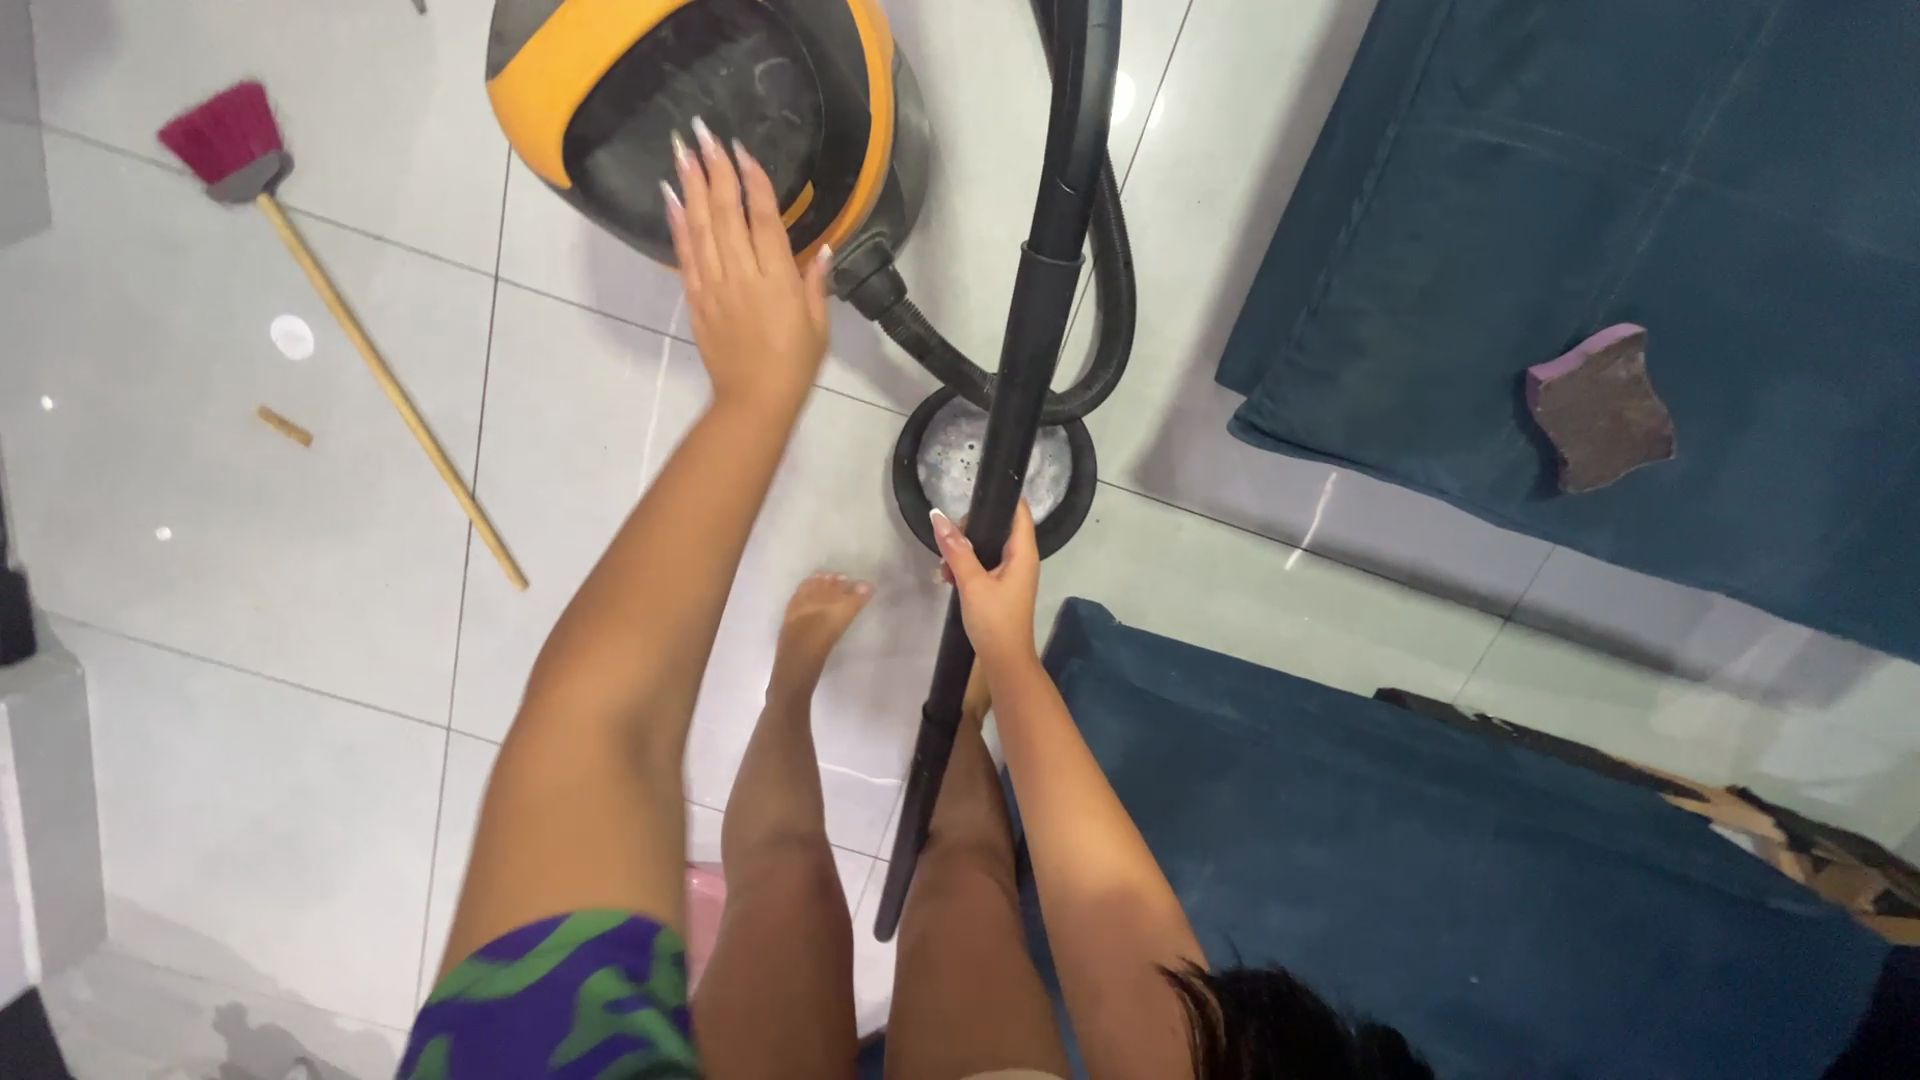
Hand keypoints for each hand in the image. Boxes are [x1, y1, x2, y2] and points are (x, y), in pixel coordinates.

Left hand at [663, 117, 830, 413]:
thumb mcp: (818, 327)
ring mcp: (715, 286)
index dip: (753, 182)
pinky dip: (677, 224)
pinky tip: (670, 198)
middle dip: (714, 170)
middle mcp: (743, 275)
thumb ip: (816, 284)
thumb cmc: (795, 366)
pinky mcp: (697, 300)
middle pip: (725, 213)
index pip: (763, 219)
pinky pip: (685, 255)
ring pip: (701, 227)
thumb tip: (823, 249)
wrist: (754, 401)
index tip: (742, 151)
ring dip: (691, 185)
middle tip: (703, 133)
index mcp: (778, 280)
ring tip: (682, 150)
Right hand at [931, 501, 1040, 667]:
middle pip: (998, 527)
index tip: (973, 494)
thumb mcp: (971, 583)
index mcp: (1023, 552)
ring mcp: (1012, 573)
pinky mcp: (1002, 586)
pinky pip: (984, 565)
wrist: (1004, 661)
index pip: (1019, 511)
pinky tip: (948, 577)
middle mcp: (1022, 558)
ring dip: (964, 551)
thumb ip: (956, 549)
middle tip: (948, 541)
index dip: (1000, 497)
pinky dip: (967, 567)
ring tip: (945, 566)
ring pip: (987, 547)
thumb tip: (938, 516)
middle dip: (970, 530)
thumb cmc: (994, 620)